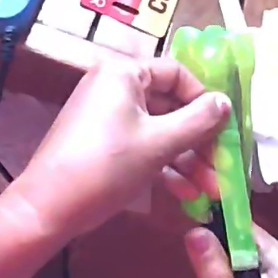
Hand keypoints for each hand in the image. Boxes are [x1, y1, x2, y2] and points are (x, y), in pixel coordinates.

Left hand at [11, 54, 229, 240]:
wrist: (50, 205)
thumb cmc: (107, 165)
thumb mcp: (159, 143)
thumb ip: (198, 120)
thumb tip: (225, 101)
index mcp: (123, 73)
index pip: (176, 73)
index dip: (204, 99)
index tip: (226, 129)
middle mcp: (113, 86)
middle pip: (169, 104)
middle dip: (200, 138)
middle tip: (224, 167)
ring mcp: (106, 115)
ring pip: (158, 129)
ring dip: (187, 158)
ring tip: (212, 190)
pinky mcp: (102, 141)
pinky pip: (141, 144)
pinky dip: (163, 164)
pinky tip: (187, 194)